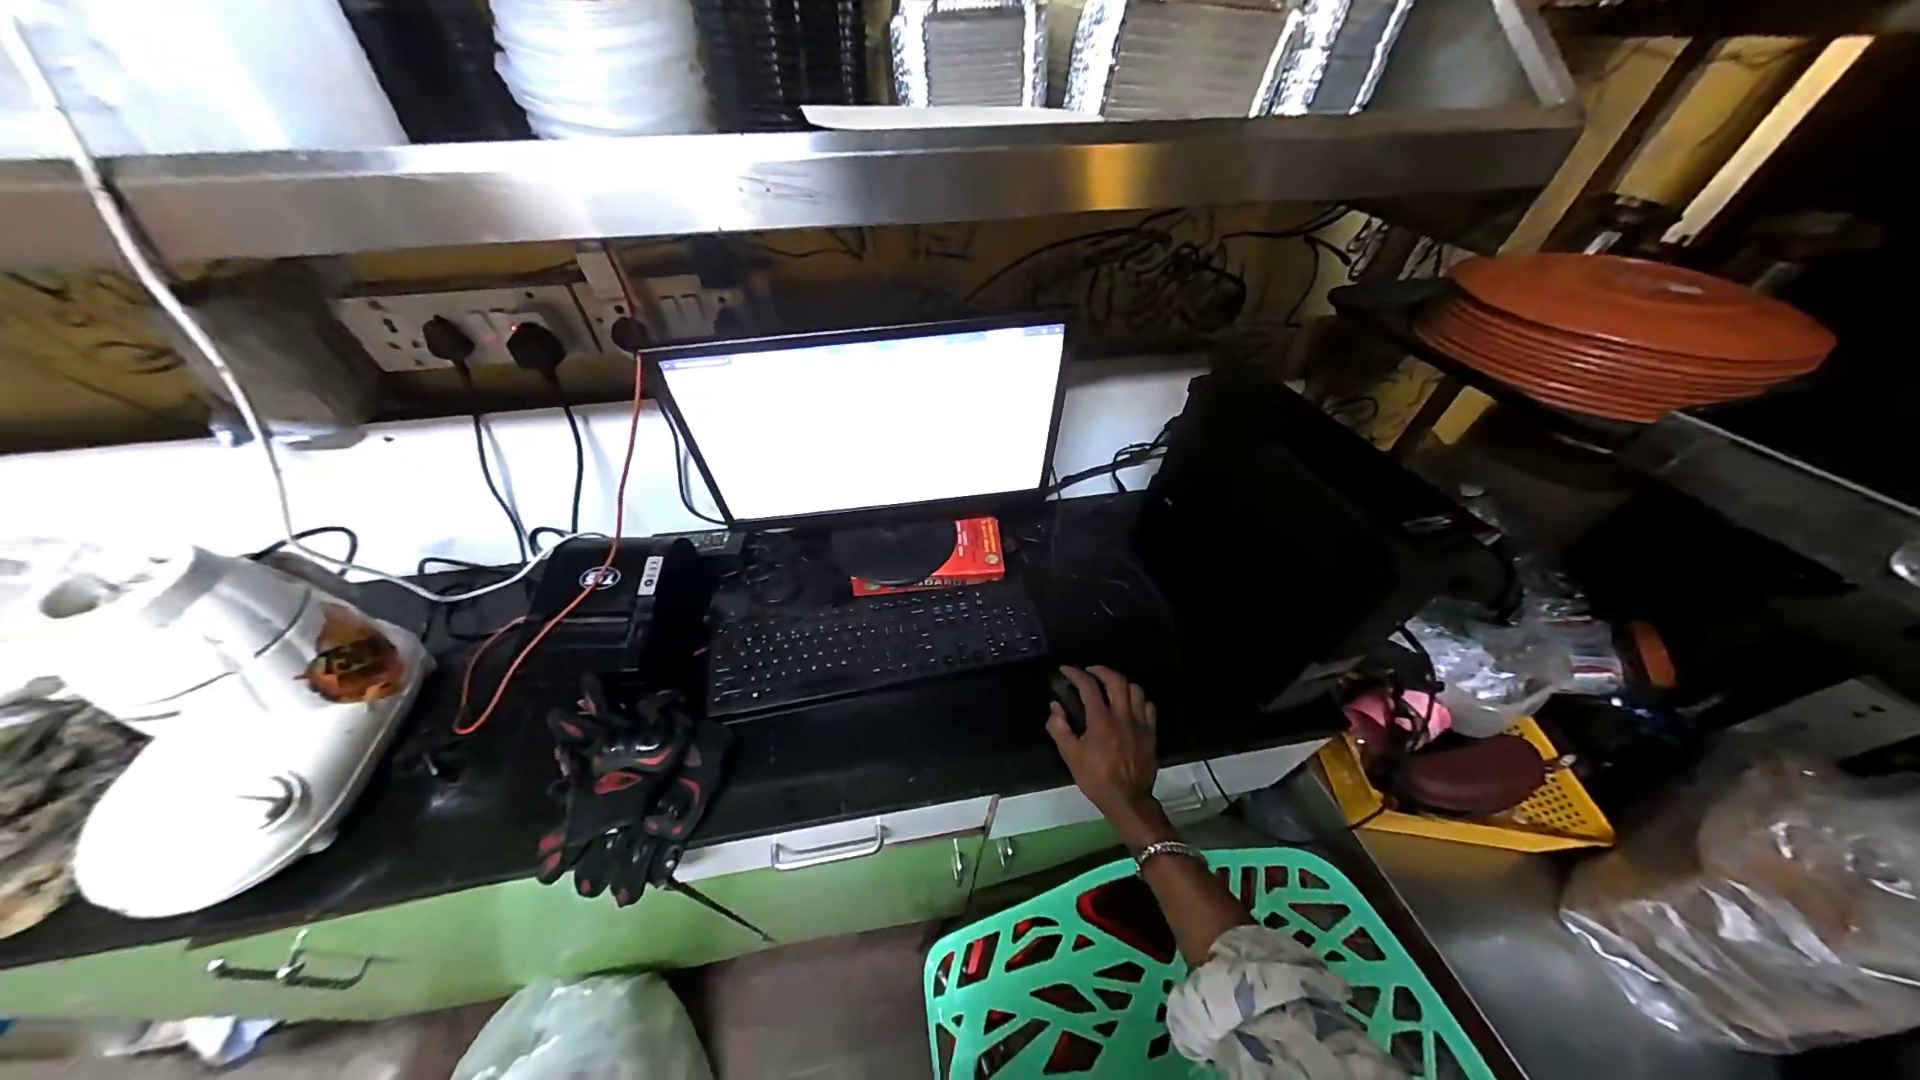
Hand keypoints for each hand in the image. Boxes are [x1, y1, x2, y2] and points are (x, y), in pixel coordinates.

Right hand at [1046, 665, 1172, 849]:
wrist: (1128, 799)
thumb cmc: (1096, 778)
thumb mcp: (1070, 755)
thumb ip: (1059, 728)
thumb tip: (1055, 706)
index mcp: (1101, 720)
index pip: (1088, 686)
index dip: (1076, 673)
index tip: (1066, 670)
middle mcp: (1122, 715)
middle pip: (1116, 680)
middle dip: (1101, 670)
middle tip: (1089, 671)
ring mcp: (1140, 723)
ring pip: (1135, 689)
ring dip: (1121, 682)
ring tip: (1110, 684)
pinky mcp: (1151, 732)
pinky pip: (1148, 706)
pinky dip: (1138, 698)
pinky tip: (1129, 703)